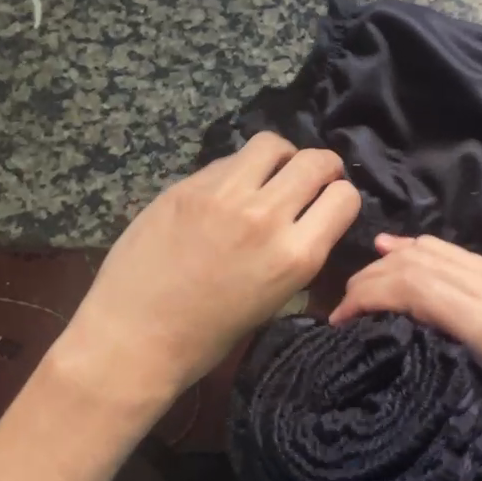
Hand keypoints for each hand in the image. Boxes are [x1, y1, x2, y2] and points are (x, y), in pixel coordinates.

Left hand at [57, 134, 360, 395]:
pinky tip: (228, 194)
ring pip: (272, 144)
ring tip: (270, 176)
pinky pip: (229, 160)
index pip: (344, 197)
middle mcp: (267, 215)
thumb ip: (296, 253)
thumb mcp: (275, 299)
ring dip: (281, 158)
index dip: (342, 197)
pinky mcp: (187, 185)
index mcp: (296, 255)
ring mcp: (224, 194)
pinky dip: (239, 170)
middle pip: (315, 161)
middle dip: (322, 168)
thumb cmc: (211, 336)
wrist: (137, 336)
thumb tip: (308, 222)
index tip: (330, 205)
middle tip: (312, 180)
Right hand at [330, 235, 481, 480]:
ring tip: (358, 292)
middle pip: (415, 263)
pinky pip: (457, 253)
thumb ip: (460, 480)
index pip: (412, 288)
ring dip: (391, 265)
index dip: (364, 298)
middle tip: (340, 314)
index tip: (337, 325)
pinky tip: (395, 254)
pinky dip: (420, 253)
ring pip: (435, 249)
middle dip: (367, 281)